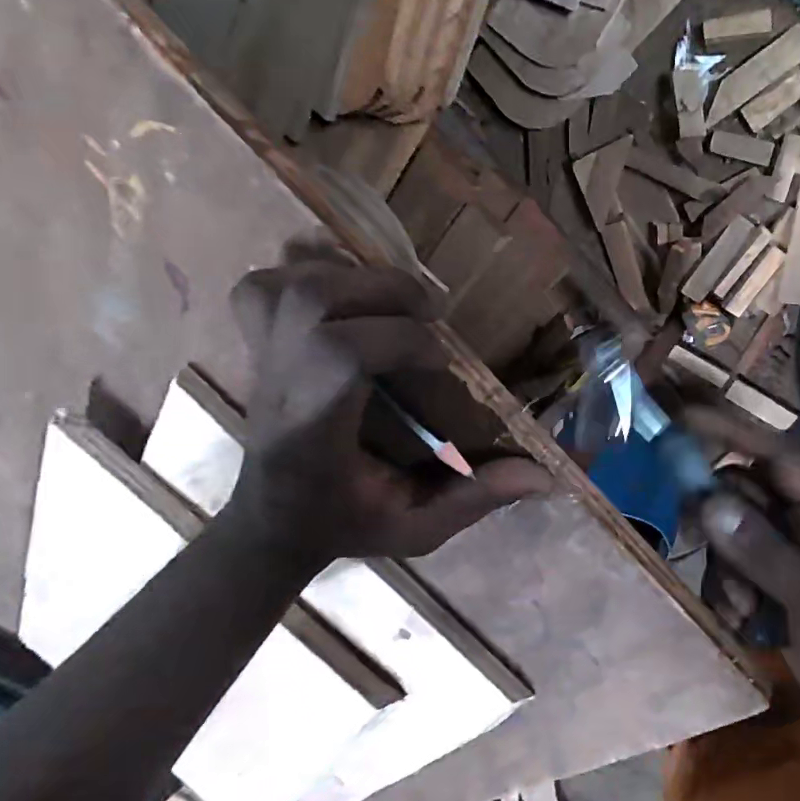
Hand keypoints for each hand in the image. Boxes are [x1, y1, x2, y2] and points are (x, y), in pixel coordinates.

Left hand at [223, 251, 553, 561]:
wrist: (271, 523)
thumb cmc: (344, 525)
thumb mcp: (415, 527)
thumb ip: (473, 501)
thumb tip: (543, 476)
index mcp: (316, 430)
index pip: (341, 355)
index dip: (402, 341)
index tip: (440, 361)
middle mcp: (281, 385)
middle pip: (312, 299)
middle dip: (381, 289)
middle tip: (428, 311)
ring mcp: (261, 360)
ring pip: (287, 285)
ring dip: (349, 274)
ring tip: (392, 299)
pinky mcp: (256, 346)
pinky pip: (262, 287)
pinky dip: (301, 272)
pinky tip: (342, 293)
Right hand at [684, 407, 799, 747]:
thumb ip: (762, 551)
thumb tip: (709, 504)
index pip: (775, 455)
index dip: (733, 431)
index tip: (685, 420)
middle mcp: (795, 521)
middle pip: (737, 492)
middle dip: (717, 521)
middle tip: (696, 540)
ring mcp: (777, 550)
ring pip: (724, 531)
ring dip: (725, 571)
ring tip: (745, 610)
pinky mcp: (762, 579)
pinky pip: (724, 567)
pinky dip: (725, 593)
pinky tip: (744, 623)